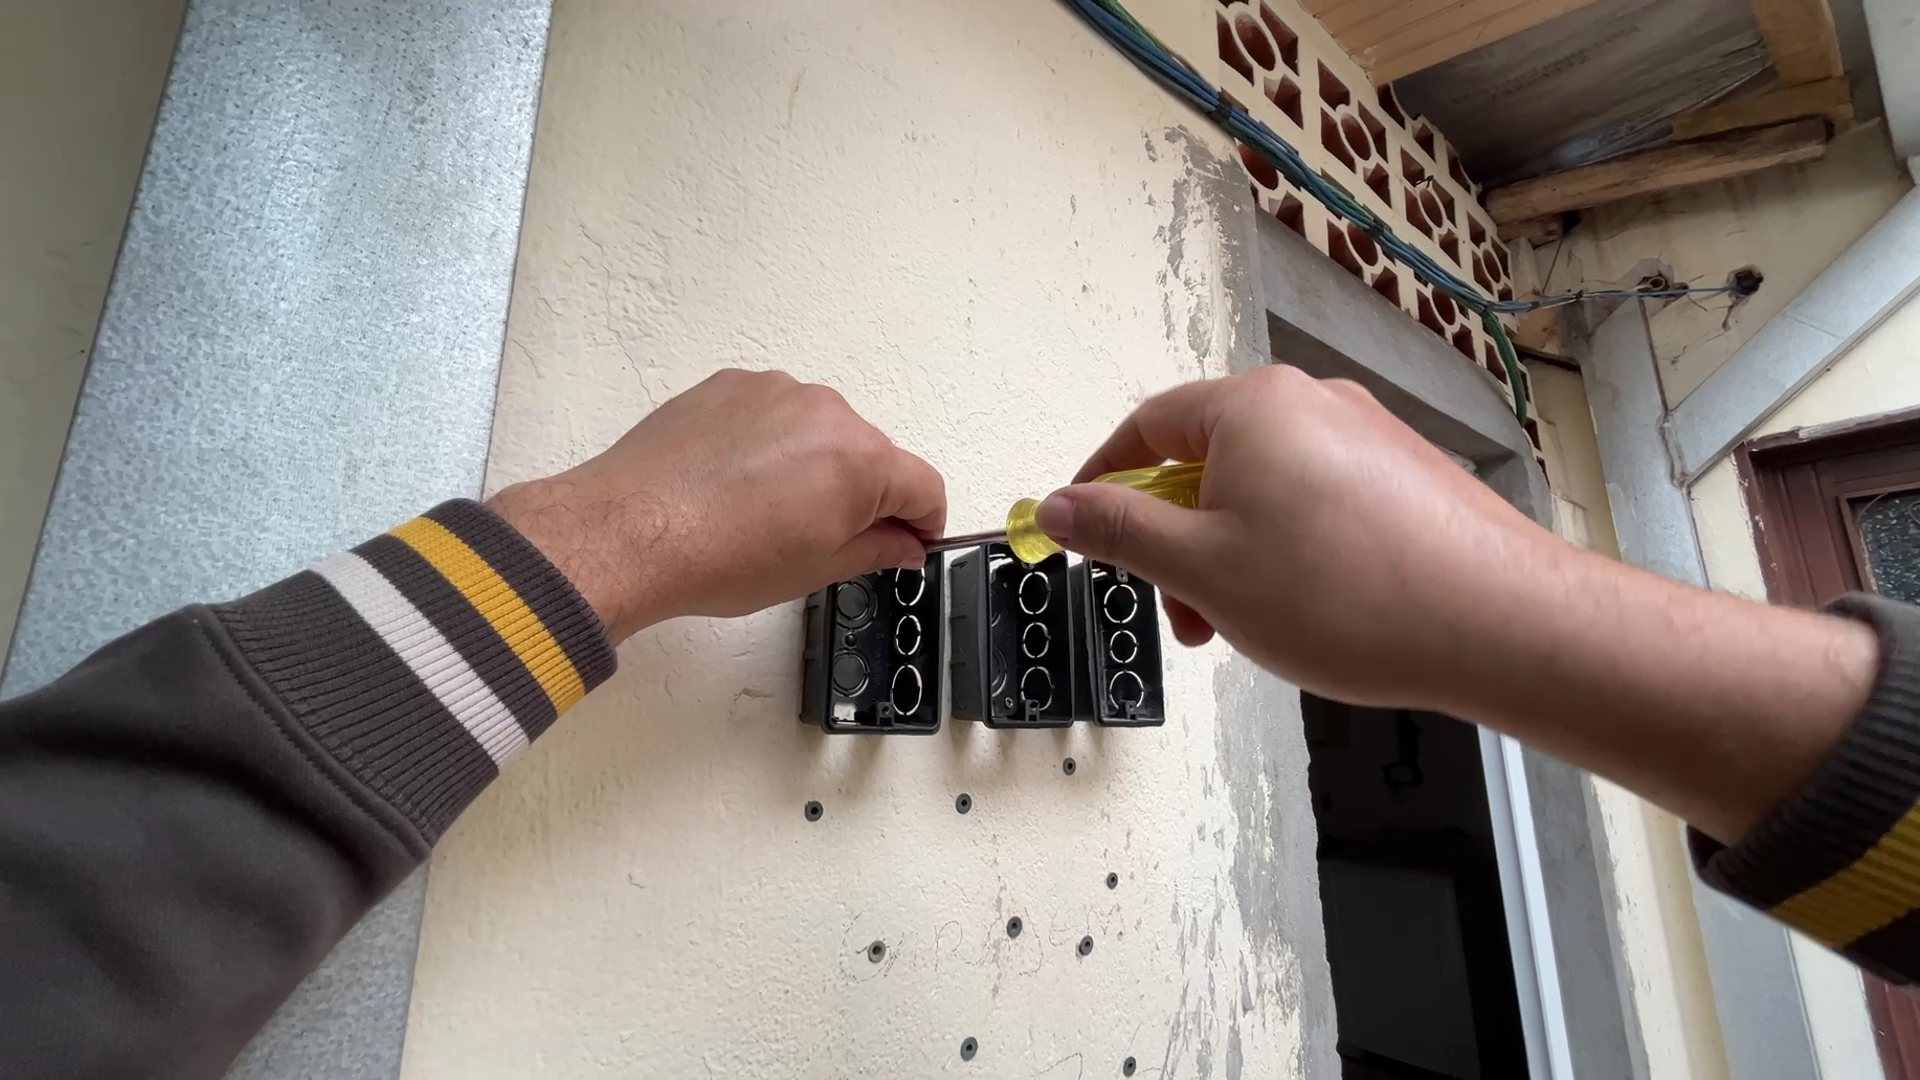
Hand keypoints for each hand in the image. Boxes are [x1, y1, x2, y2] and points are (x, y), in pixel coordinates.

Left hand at [486, 369, 944, 641]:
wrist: (628, 532)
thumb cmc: (720, 557)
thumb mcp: (818, 569)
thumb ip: (878, 549)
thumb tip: (903, 544)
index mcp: (861, 460)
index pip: (924, 486)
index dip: (924, 521)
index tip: (908, 540)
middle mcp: (829, 411)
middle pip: (875, 455)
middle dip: (865, 494)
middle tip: (826, 535)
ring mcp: (778, 392)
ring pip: (825, 431)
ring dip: (817, 464)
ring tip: (769, 508)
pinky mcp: (735, 385)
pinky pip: (778, 414)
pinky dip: (774, 443)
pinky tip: (740, 480)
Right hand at [1036, 366, 1876, 841]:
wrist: (1503, 628)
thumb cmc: (1336, 593)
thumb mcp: (1198, 568)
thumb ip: (1115, 531)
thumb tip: (1055, 506)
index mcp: (1251, 407)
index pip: (1145, 429)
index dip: (1101, 479)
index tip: (1080, 527)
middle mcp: (1308, 403)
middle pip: (1202, 462)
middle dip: (1172, 537)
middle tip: (1176, 606)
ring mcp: (1362, 435)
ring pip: (1255, 489)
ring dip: (1222, 551)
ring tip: (1235, 621)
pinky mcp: (1399, 474)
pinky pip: (1307, 501)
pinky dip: (1275, 547)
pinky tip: (1297, 604)